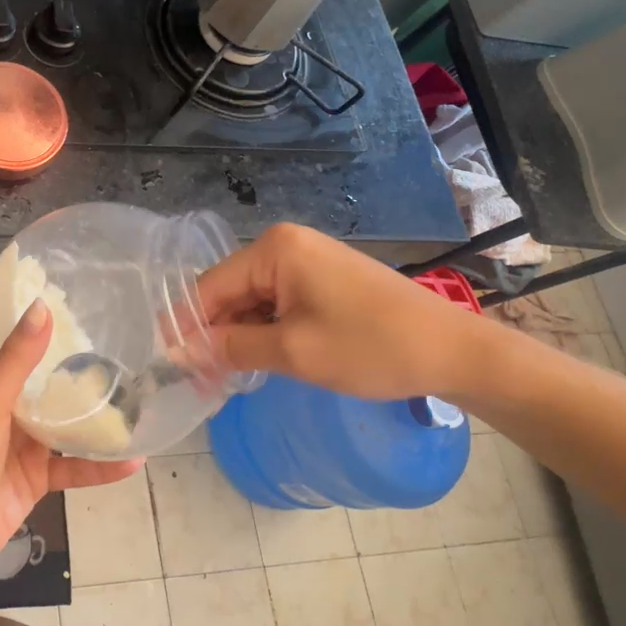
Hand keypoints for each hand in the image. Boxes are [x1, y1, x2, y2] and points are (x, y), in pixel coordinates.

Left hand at [0, 300, 143, 567]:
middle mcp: (12, 409)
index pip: (24, 347)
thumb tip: (43, 308)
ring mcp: (27, 444)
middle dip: (84, 372)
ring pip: (70, 425)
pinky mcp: (40, 477)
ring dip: (99, 419)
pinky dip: (103, 466)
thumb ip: (17, 358)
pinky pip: (77, 466)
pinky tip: (134, 460)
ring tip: (140, 403)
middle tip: (129, 354)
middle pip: (53, 385)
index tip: (87, 310)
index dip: (51, 329)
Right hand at [198, 223, 490, 400]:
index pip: (210, 287)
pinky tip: (260, 358)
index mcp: (274, 249)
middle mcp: (285, 244)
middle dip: (214, 334)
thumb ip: (231, 347)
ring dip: (240, 335)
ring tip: (226, 377)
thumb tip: (181, 351)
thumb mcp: (294, 352)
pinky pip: (278, 302)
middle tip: (201, 381)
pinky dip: (266, 330)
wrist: (454, 351)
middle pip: (229, 291)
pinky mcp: (324, 278)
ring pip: (252, 299)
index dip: (188, 327)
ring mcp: (306, 259)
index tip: (171, 367)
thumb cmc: (371, 347)